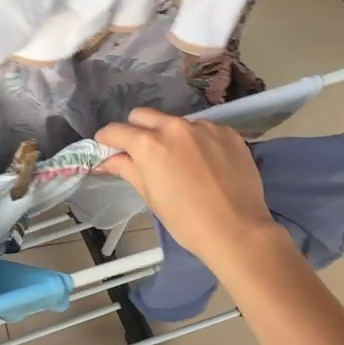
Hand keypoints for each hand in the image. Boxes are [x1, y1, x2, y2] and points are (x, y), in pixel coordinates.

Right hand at [94, 109, 280, 267]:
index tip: (106, 147)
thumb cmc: (185, 220)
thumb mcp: (150, 195)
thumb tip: (107, 160)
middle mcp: (175, 127)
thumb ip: (127, 169)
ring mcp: (205, 127)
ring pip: (175, 122)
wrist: (237, 229)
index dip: (106, 139)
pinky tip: (205, 164)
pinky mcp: (228, 132)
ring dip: (170, 136)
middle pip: (143, 115)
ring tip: (180, 162)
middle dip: (136, 130)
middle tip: (140, 152)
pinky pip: (204, 130)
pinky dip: (197, 142)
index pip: (116, 130)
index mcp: (149, 144)